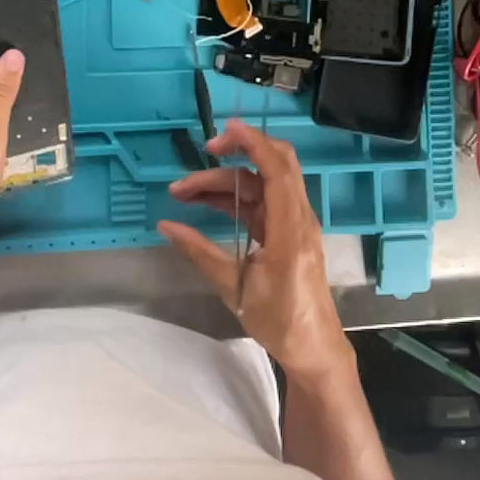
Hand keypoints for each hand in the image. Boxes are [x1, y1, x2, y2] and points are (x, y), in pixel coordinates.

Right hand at [157, 121, 353, 380]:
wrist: (314, 350)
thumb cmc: (280, 321)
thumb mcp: (234, 288)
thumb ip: (200, 252)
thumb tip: (166, 226)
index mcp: (290, 228)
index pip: (276, 170)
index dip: (253, 143)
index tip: (226, 129)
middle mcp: (297, 218)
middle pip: (274, 165)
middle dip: (237, 153)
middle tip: (203, 154)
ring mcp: (295, 224)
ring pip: (261, 184)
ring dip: (226, 182)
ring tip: (185, 193)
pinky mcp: (288, 232)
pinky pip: (262, 201)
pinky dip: (235, 197)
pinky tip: (207, 204)